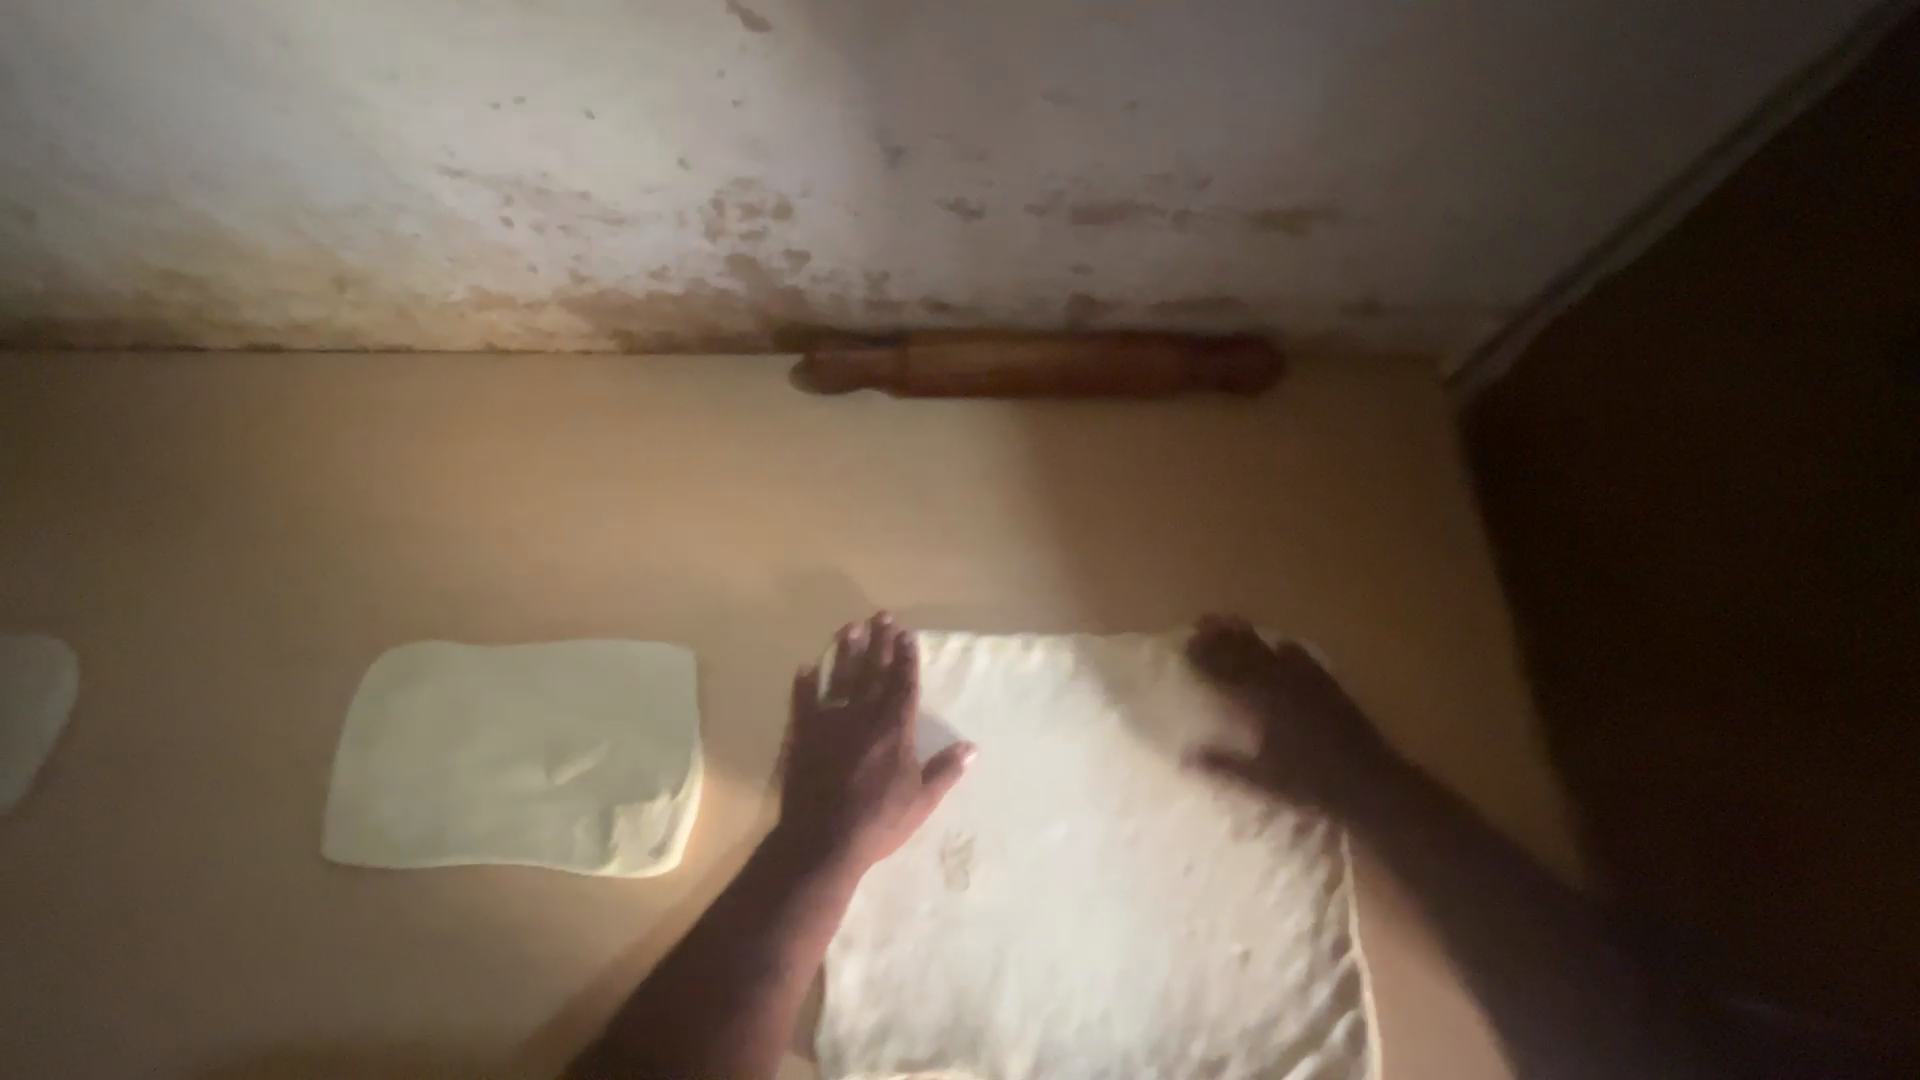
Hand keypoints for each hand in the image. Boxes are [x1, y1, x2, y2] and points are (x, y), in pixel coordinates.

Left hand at [775, 612, 975, 873]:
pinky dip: (805, 684)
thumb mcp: (922, 801)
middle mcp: (864, 715)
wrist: (823, 839)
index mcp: (895, 729)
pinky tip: (806, 666)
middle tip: (882, 615)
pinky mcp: (802, 734)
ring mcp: (830, 722)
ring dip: (846, 651)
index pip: (903, 684)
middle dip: (880, 642)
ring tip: (850, 626)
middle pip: (874, 671)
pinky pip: (803, 701)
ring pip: (840, 677)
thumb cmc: (878, 821)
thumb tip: (972, 748)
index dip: (906, 658)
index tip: (906, 634)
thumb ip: (945, 771)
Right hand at [1185, 614, 1398, 813]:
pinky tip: (1283, 643)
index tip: (1186, 643)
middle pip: (1245, 654)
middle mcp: (1279, 684)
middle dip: (1221, 638)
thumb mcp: (1259, 779)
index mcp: (1258, 702)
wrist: (1368, 782)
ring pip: (1270, 650)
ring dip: (1248, 637)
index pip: (1224, 672)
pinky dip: (1288, 649)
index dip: (1204, 656)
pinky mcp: (1328, 687)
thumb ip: (1221, 764)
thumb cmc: (1308, 783)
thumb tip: (1184, 756)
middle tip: (1202, 623)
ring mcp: (1306, 682)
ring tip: (1231, 622)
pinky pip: (1303, 659)